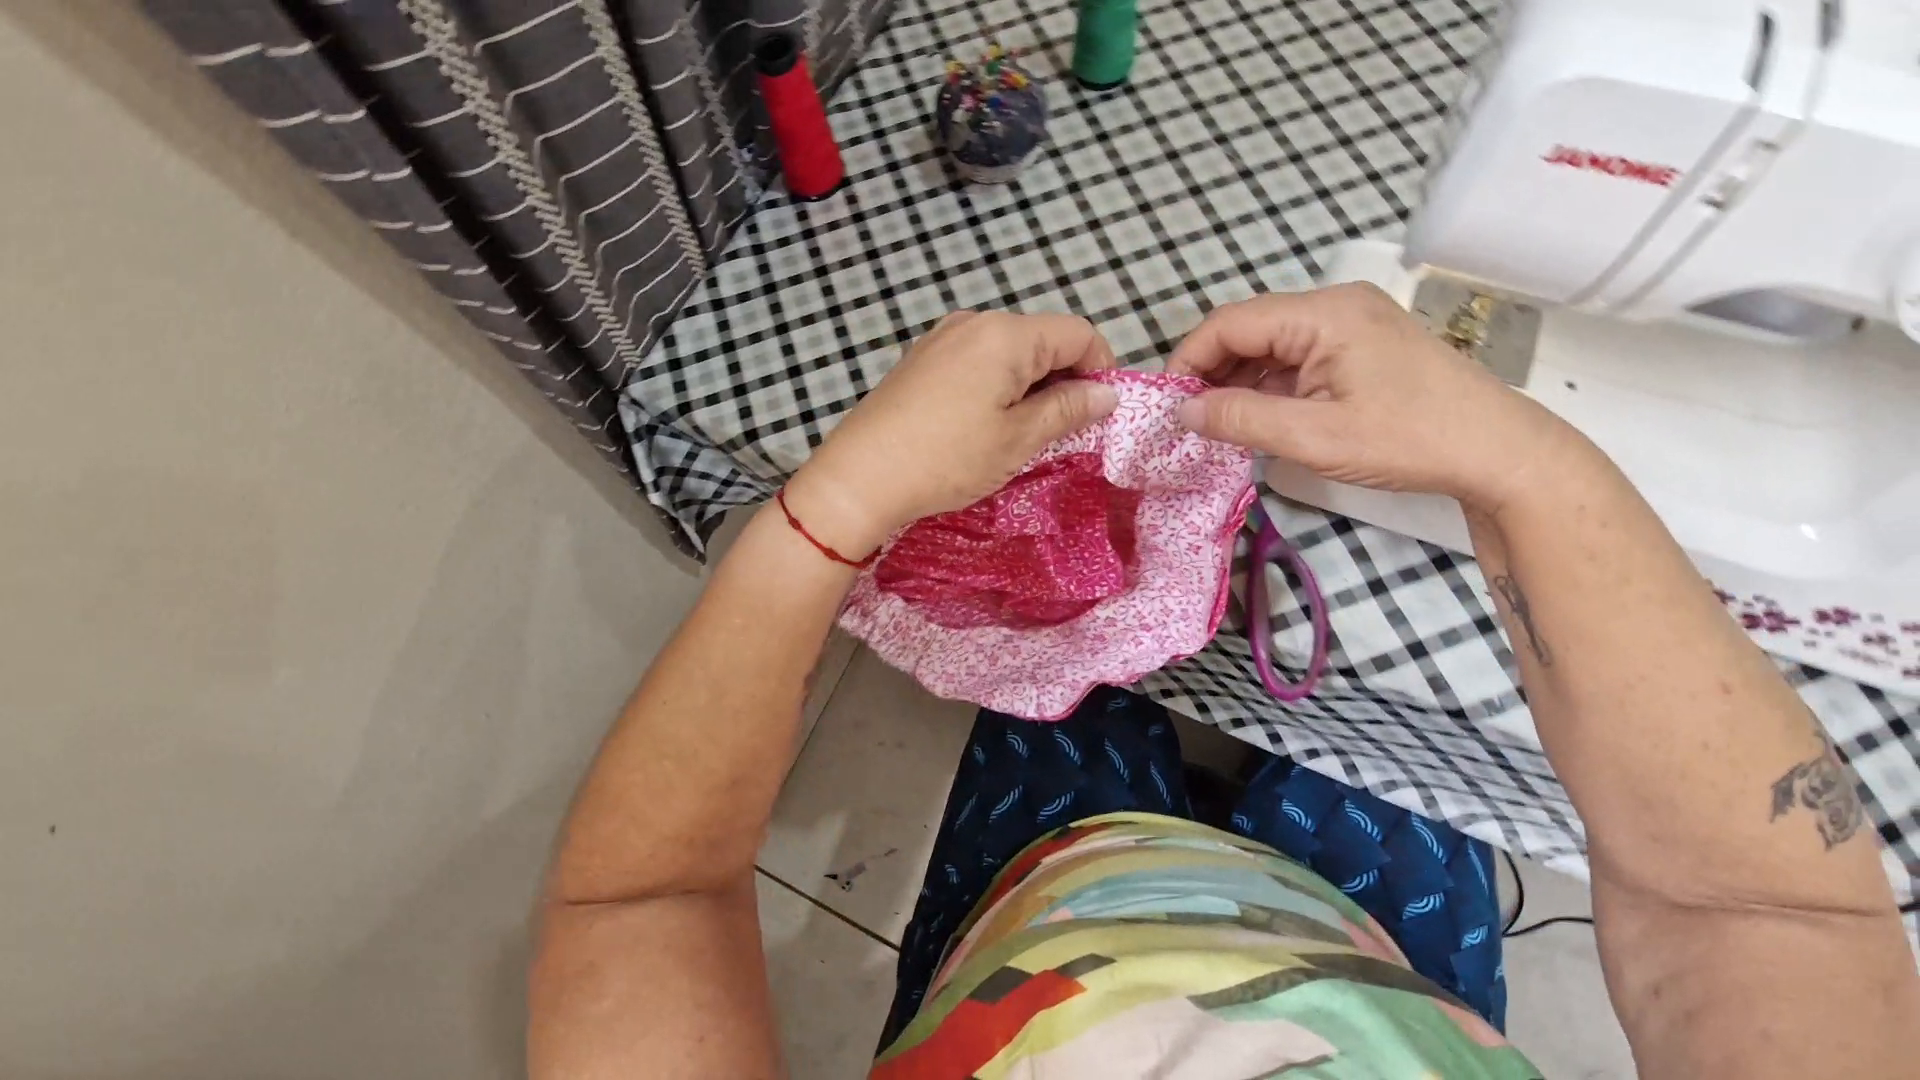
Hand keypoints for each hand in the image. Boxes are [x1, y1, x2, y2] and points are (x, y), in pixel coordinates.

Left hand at [785, 311, 1118, 557]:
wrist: (859, 477)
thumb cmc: (947, 459)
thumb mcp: (1018, 439)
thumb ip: (1068, 410)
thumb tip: (1107, 394)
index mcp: (1005, 334)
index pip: (1078, 333)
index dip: (1101, 368)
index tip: (1102, 412)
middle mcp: (974, 323)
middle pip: (1043, 338)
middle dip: (1066, 378)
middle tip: (1067, 430)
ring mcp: (942, 338)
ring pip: (1009, 352)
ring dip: (1031, 385)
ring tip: (1026, 433)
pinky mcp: (921, 359)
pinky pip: (978, 361)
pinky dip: (998, 385)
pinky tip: (988, 424)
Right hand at [1168, 283, 1582, 513]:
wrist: (1498, 451)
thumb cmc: (1408, 440)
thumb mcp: (1313, 437)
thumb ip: (1241, 419)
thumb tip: (1182, 413)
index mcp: (1323, 314)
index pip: (1230, 322)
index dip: (1189, 360)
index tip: (1168, 406)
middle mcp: (1334, 306)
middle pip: (1248, 329)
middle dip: (1211, 372)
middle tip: (1188, 421)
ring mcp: (1350, 324)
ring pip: (1270, 345)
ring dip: (1239, 382)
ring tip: (1217, 426)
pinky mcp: (1360, 346)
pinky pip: (1296, 357)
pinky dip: (1268, 386)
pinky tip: (1257, 418)